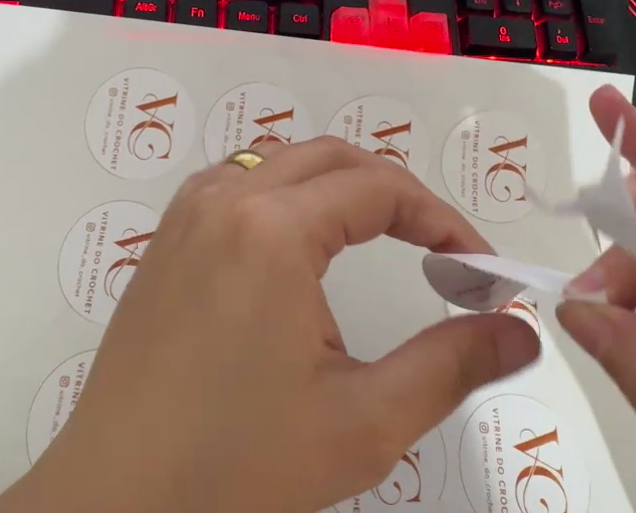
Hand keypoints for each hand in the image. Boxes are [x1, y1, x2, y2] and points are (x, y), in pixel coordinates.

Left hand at [0, 137, 542, 512]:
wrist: (116, 499)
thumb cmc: (239, 463)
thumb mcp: (363, 422)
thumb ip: (451, 366)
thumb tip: (520, 332)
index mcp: (274, 229)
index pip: (379, 189)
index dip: (441, 218)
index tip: (479, 265)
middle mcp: (226, 198)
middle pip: (332, 157)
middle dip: (394, 191)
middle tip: (437, 245)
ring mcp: (188, 213)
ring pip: (281, 158)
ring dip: (337, 183)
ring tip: (379, 234)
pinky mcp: (167, 239)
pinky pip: (238, 181)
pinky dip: (285, 190)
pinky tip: (299, 241)